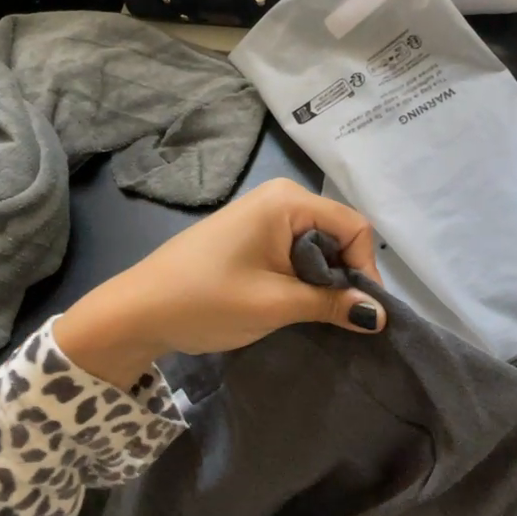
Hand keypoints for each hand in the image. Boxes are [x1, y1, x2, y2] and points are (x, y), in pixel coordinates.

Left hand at [53, 179, 385, 388]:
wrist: (136, 311)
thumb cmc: (207, 300)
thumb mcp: (276, 304)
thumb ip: (332, 304)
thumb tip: (380, 316)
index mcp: (288, 201)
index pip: (353, 227)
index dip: (364, 269)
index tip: (360, 313)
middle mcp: (279, 198)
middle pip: (337, 233)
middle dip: (343, 274)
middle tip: (336, 317)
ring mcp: (262, 216)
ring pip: (316, 246)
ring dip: (322, 280)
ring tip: (311, 313)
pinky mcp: (250, 236)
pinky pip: (293, 251)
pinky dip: (301, 277)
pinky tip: (292, 304)